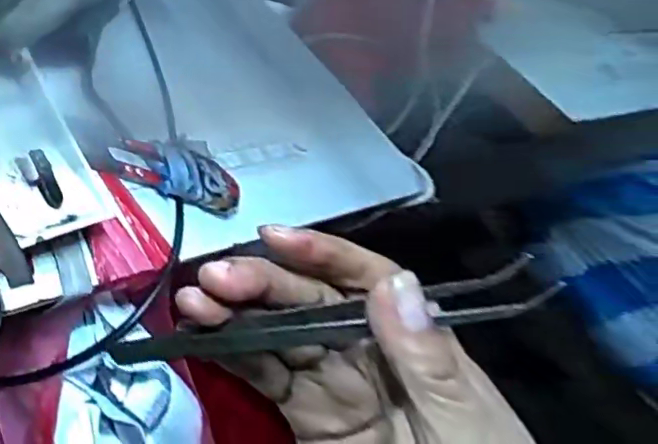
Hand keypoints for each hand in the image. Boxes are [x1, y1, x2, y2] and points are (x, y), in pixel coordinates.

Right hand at [175, 226, 532, 443]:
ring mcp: (327, 378)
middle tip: (214, 279)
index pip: (363, 280)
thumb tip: (394, 282)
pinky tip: (194, 335)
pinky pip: (255, 370)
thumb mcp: (470, 430)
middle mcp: (362, 350)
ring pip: (267, 326)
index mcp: (410, 345)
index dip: (319, 253)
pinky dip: (221, 349)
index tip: (272, 237)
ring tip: (191, 304)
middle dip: (254, 280)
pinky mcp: (299, 408)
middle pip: (301, 297)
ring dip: (226, 310)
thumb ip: (428, 361)